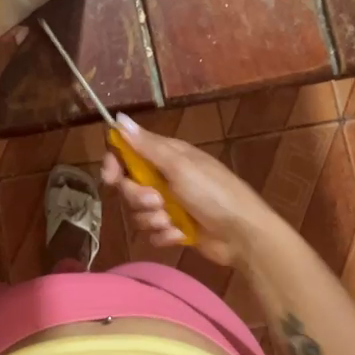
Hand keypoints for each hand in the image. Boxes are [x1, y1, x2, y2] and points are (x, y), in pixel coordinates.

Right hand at [100, 115, 285, 267]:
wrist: (243, 236)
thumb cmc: (214, 193)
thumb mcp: (179, 166)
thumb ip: (147, 145)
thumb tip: (119, 118)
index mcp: (166, 155)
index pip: (127, 151)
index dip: (114, 163)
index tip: (111, 178)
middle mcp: (164, 176)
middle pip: (128, 184)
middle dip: (138, 196)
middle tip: (157, 201)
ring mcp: (169, 204)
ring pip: (138, 210)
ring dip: (152, 218)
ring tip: (172, 222)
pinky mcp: (173, 228)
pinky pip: (151, 231)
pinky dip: (164, 235)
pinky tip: (179, 234)